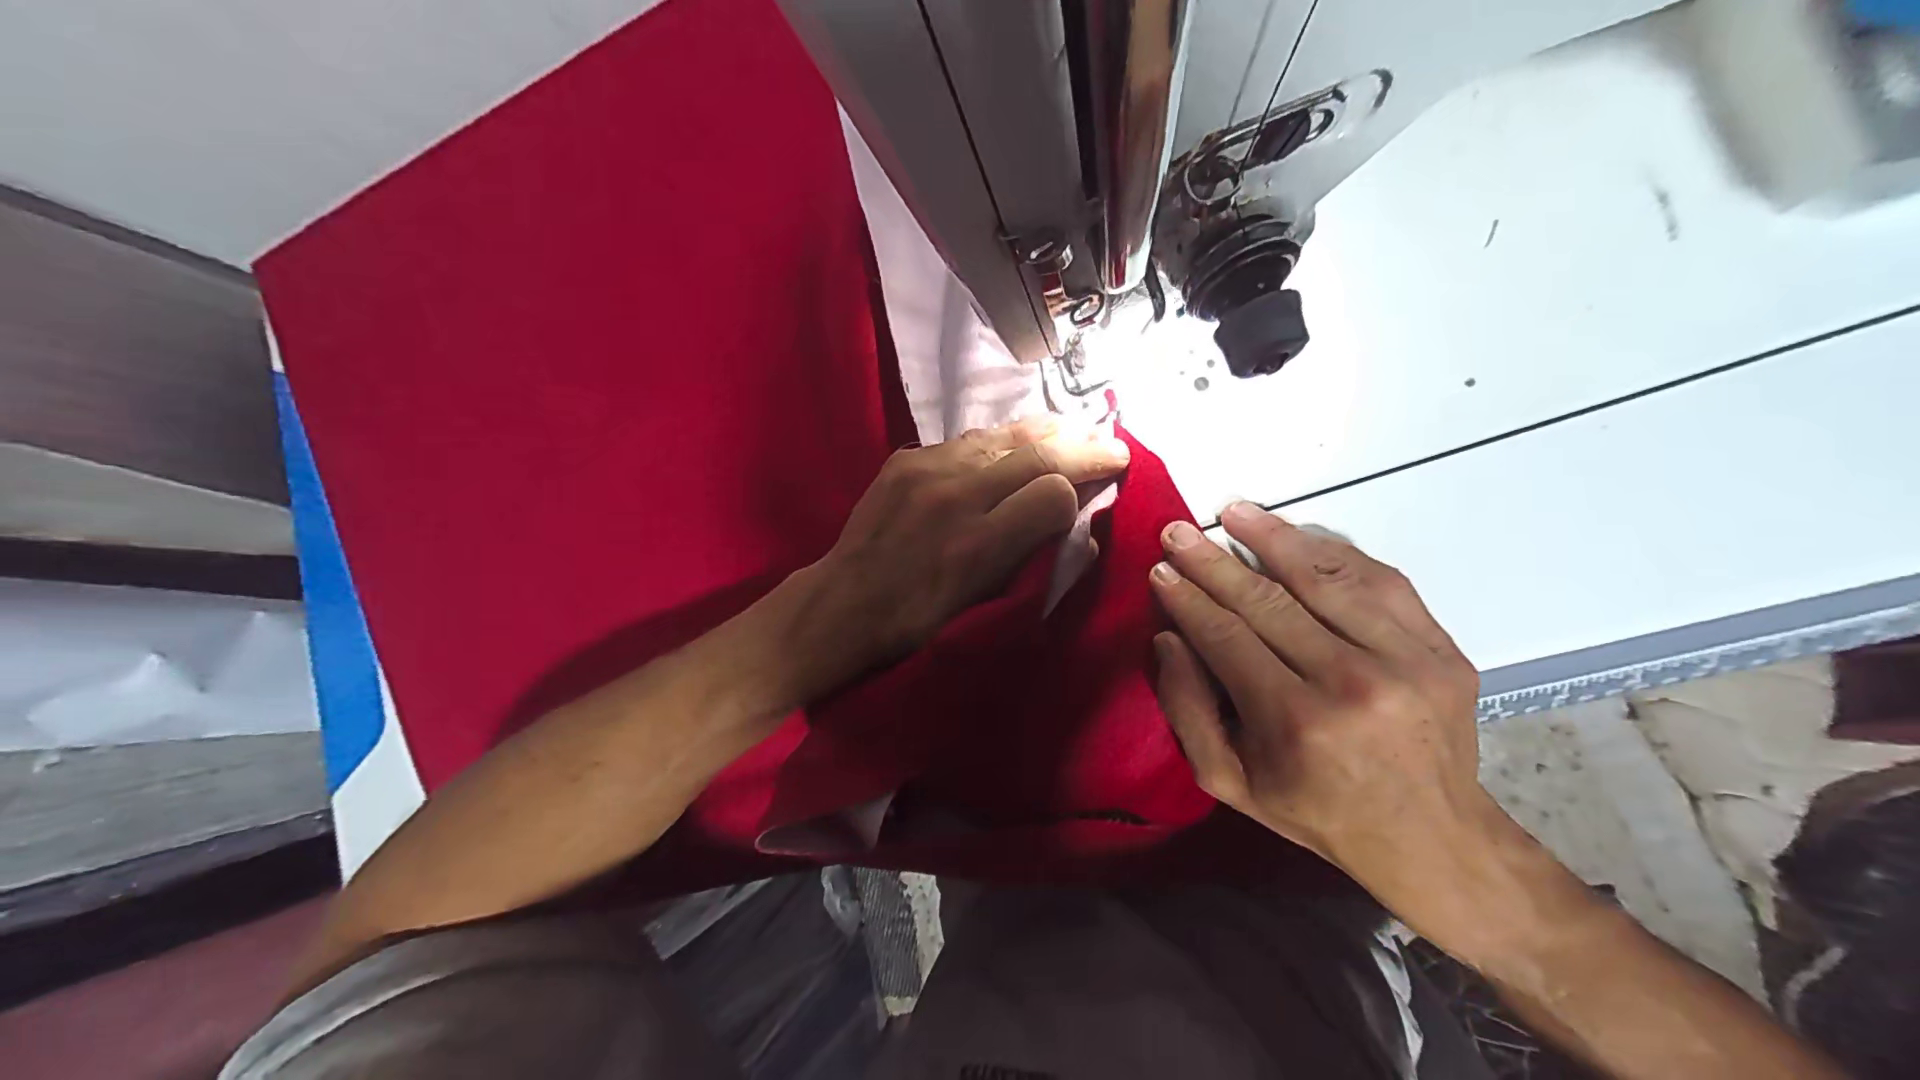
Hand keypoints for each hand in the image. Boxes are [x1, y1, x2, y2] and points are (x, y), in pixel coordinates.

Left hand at [787, 415, 1129, 694]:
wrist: (845, 601)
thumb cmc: (920, 619)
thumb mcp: (986, 600)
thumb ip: (1034, 554)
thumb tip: (1077, 515)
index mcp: (978, 545)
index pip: (1053, 492)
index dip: (1087, 481)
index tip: (1110, 476)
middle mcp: (955, 496)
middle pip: (1035, 452)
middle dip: (1081, 446)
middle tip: (1110, 444)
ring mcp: (926, 470)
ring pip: (1001, 436)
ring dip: (1042, 433)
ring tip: (1071, 432)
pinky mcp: (905, 458)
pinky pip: (965, 442)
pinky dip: (997, 444)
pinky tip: (1011, 448)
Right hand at [1148, 501, 1494, 912]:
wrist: (1430, 837)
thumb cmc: (1314, 810)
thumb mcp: (1228, 780)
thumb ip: (1187, 710)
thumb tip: (1169, 638)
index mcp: (1296, 721)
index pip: (1227, 636)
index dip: (1189, 598)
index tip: (1161, 569)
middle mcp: (1353, 682)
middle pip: (1268, 600)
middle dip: (1214, 561)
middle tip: (1179, 530)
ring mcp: (1406, 660)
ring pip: (1325, 578)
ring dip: (1273, 537)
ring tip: (1234, 511)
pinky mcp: (1442, 649)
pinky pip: (1381, 581)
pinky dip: (1334, 552)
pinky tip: (1297, 536)